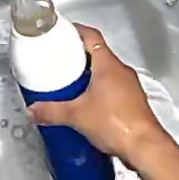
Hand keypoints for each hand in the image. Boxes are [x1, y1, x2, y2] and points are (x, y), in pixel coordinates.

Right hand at [27, 25, 174, 166]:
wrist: (145, 148)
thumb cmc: (115, 122)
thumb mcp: (76, 115)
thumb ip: (51, 111)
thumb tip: (32, 110)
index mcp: (108, 64)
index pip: (92, 36)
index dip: (77, 31)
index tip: (63, 32)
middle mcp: (122, 71)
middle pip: (98, 53)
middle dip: (79, 56)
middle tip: (60, 61)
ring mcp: (130, 87)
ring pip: (107, 72)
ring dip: (90, 75)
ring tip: (71, 84)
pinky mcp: (134, 103)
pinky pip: (114, 88)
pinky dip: (100, 91)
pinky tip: (88, 105)